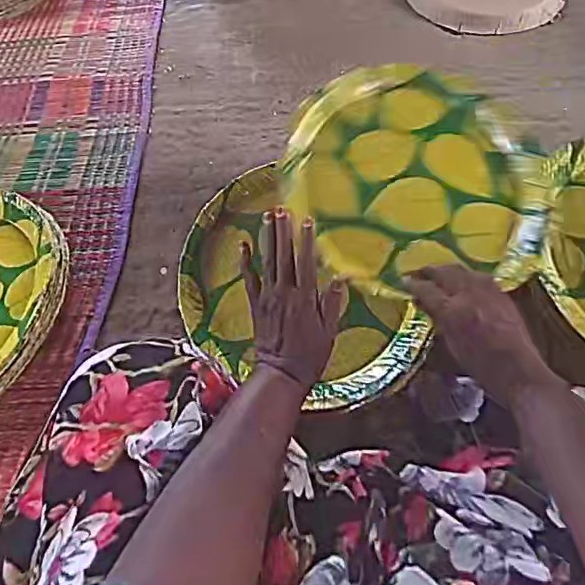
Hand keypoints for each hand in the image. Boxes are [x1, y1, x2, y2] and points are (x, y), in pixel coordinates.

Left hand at [243, 209, 346, 388]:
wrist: (281, 375)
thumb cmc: (310, 355)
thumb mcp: (329, 331)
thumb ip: (332, 303)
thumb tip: (340, 278)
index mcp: (305, 298)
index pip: (306, 262)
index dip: (306, 240)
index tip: (307, 220)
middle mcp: (285, 293)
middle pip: (284, 256)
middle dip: (283, 231)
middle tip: (282, 209)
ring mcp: (268, 298)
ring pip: (267, 261)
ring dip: (267, 238)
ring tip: (268, 217)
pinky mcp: (256, 305)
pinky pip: (249, 279)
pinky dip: (245, 261)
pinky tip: (244, 244)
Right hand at [407, 265, 560, 405]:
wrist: (520, 373)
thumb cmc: (483, 369)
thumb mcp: (453, 348)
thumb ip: (439, 322)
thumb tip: (425, 304)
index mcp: (453, 311)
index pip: (427, 290)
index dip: (413, 285)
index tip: (404, 282)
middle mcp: (469, 294)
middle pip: (444, 273)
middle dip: (429, 271)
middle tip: (418, 273)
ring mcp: (487, 291)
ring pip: (462, 270)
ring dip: (447, 270)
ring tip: (438, 274)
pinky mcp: (501, 293)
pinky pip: (479, 276)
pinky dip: (466, 275)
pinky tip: (464, 280)